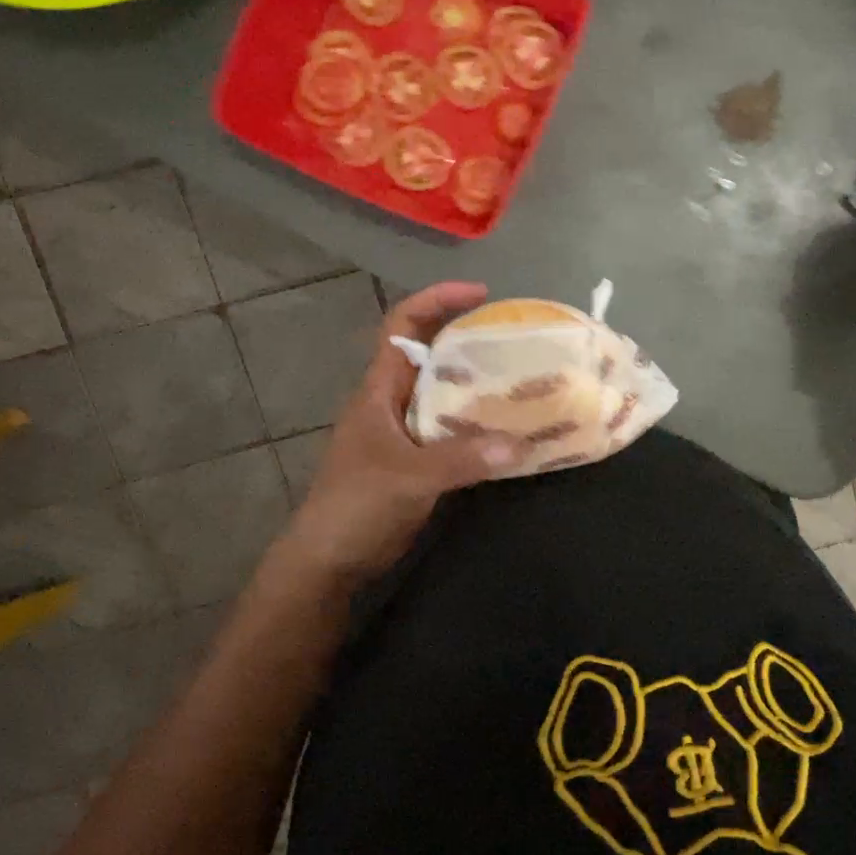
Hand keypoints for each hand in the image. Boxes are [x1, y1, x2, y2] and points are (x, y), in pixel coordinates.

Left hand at [279, 282, 524, 581]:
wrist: (329, 560)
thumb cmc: (355, 505)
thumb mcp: (409, 477)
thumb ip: (461, 458)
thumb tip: (520, 443)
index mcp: (380, 390)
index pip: (404, 326)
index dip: (437, 300)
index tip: (482, 294)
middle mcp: (394, 402)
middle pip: (432, 354)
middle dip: (471, 339)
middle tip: (518, 338)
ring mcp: (407, 432)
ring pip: (447, 392)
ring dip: (481, 382)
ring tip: (526, 377)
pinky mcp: (421, 460)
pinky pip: (457, 427)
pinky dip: (483, 421)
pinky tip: (514, 428)